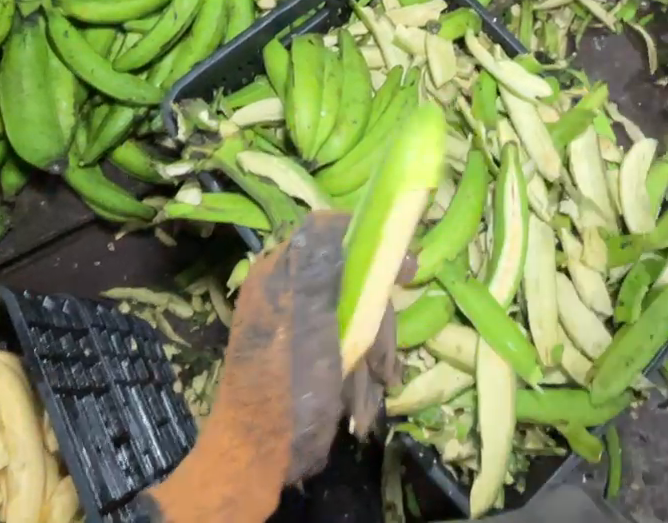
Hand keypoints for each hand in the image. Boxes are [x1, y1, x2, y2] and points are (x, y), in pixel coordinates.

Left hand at [137, 212, 399, 522]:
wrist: (261, 453)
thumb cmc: (283, 378)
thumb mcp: (304, 310)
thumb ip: (320, 259)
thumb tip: (332, 214)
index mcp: (283, 272)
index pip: (332, 234)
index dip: (371, 245)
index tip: (405, 267)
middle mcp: (295, 292)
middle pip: (357, 280)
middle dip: (377, 321)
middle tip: (383, 358)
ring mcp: (307, 325)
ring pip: (362, 316)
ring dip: (374, 352)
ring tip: (376, 386)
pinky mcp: (319, 355)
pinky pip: (355, 346)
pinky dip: (366, 370)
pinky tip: (368, 397)